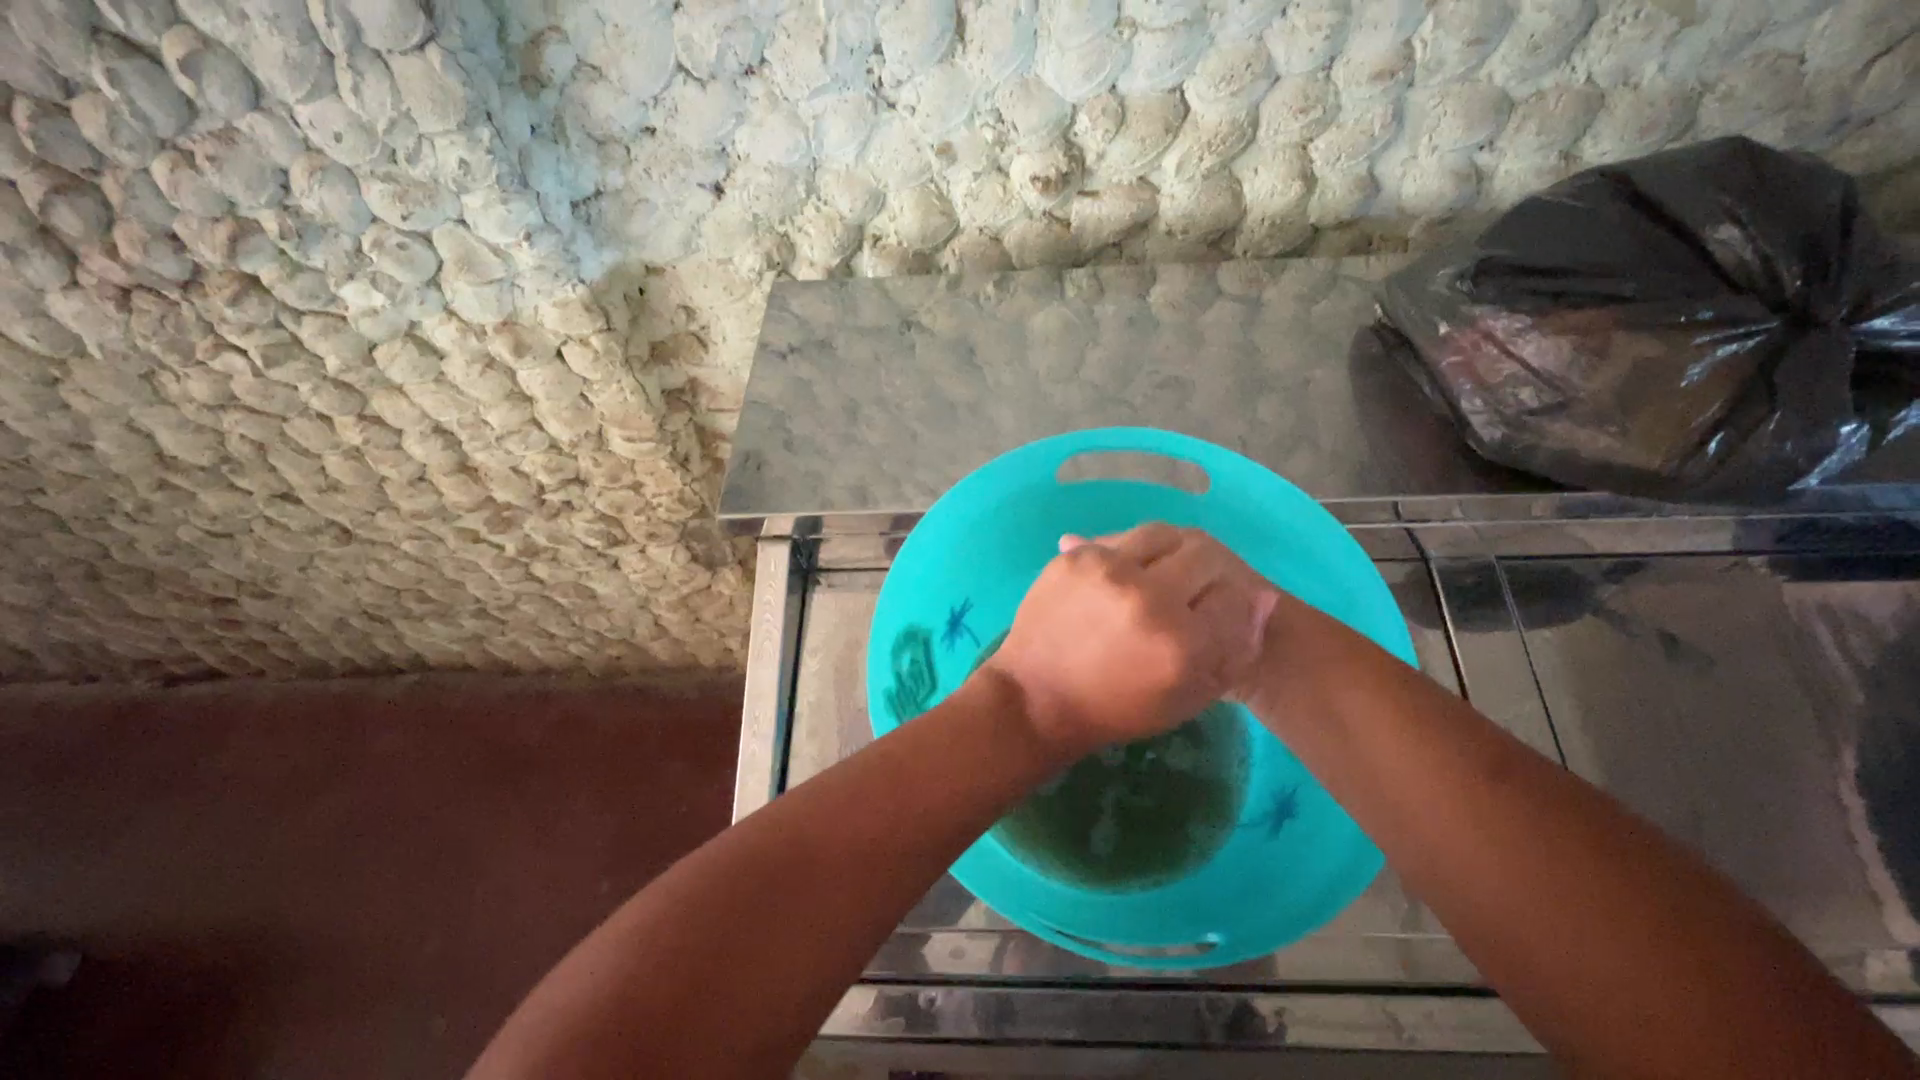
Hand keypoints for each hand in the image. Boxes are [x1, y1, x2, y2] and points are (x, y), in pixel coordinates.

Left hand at [980, 524, 1279, 758]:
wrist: (1036, 700)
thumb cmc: (1118, 708)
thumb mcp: (1187, 697)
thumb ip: (1233, 650)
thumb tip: (1263, 597)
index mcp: (1183, 644)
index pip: (1235, 598)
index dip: (1234, 602)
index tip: (1220, 609)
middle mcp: (1150, 600)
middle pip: (1206, 556)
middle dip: (1210, 571)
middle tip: (1196, 587)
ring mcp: (1109, 573)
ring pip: (1165, 535)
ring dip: (1173, 552)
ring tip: (1164, 574)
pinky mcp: (1076, 558)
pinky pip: (1121, 539)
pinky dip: (1132, 555)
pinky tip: (1127, 577)